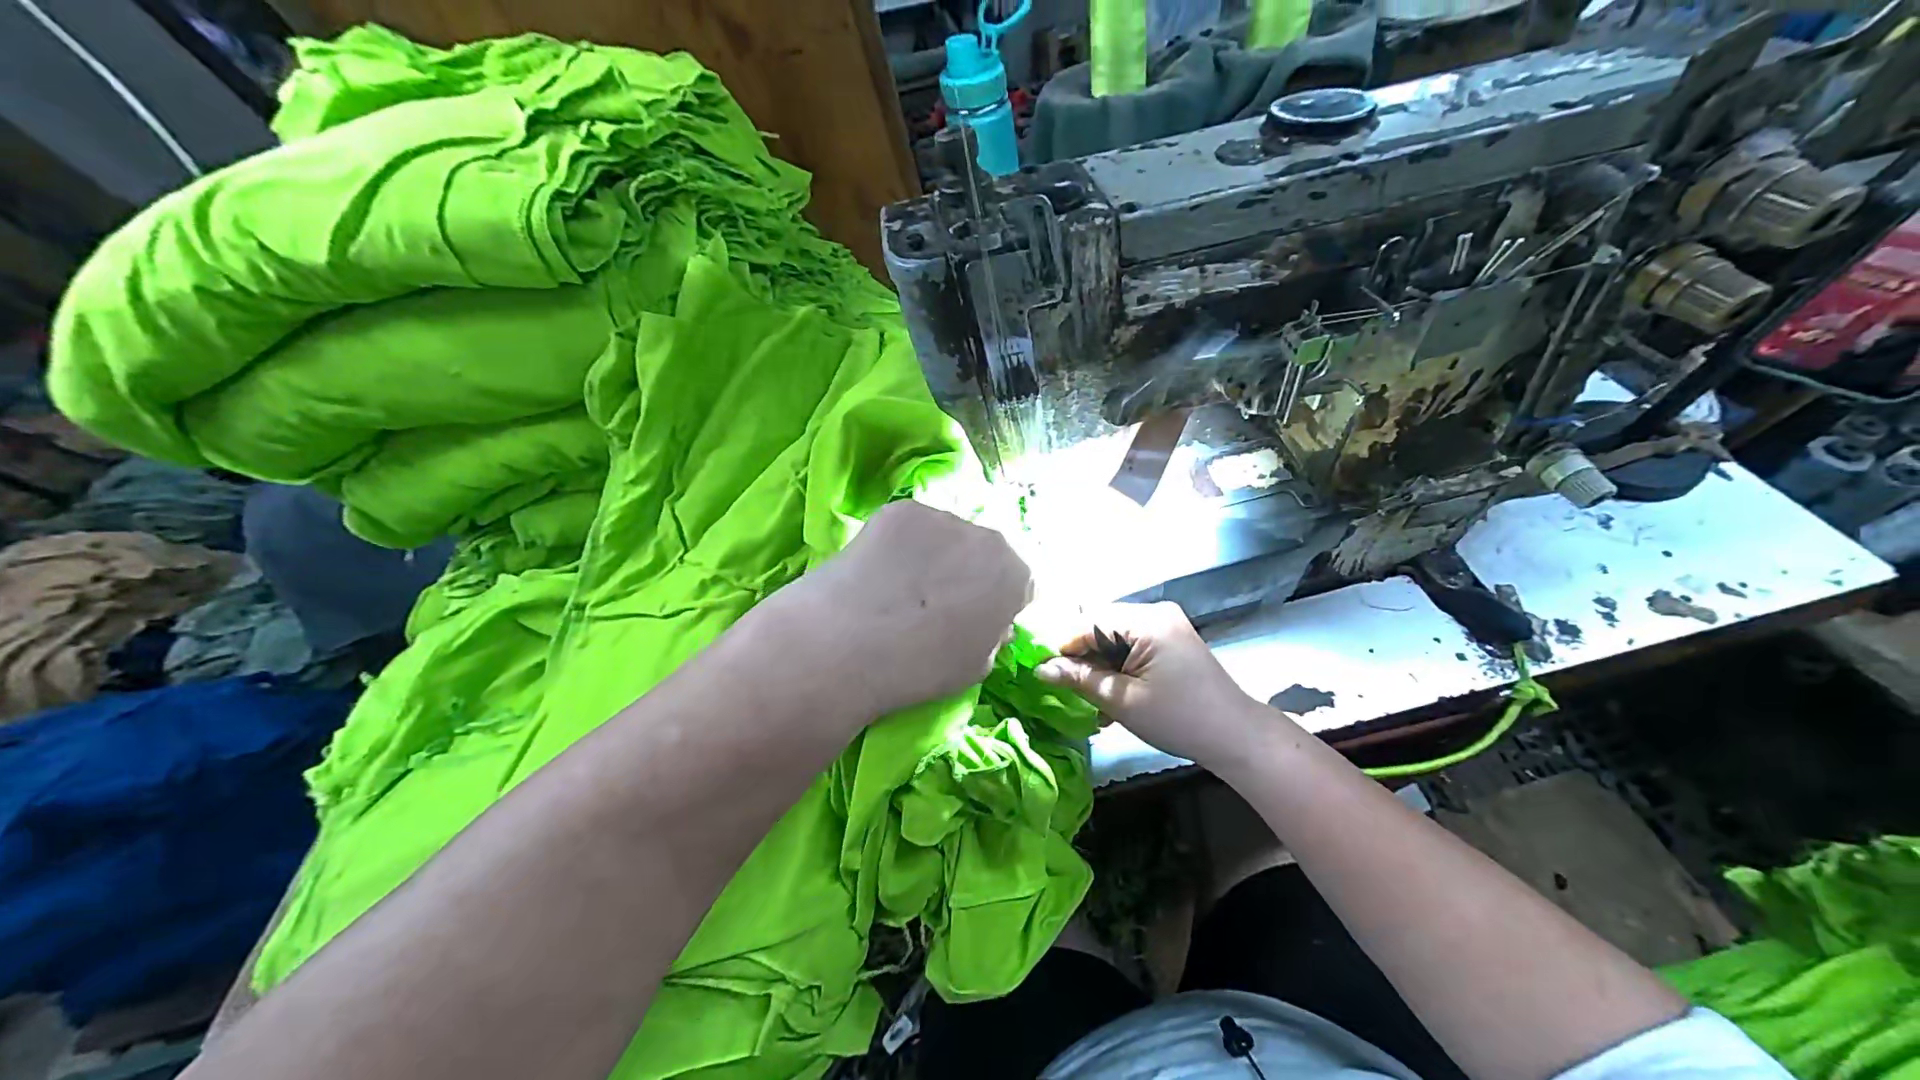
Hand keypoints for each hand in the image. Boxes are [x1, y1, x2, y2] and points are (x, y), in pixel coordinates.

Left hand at [759, 501, 1030, 717]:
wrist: (847, 644)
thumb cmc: (919, 667)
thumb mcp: (975, 667)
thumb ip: (992, 636)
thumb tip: (986, 621)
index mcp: (1014, 575)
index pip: (1017, 582)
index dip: (995, 602)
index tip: (971, 618)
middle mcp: (987, 536)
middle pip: (982, 552)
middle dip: (965, 571)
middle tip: (933, 603)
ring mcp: (941, 517)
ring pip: (944, 536)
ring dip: (931, 555)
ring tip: (897, 589)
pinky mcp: (899, 508)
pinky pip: (908, 528)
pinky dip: (897, 545)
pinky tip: (876, 572)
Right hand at [1035, 602, 1276, 768]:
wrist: (1236, 737)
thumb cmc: (1178, 718)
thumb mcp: (1122, 700)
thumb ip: (1080, 679)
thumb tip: (1040, 668)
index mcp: (1147, 621)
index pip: (1088, 621)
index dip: (1064, 646)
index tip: (1043, 670)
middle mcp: (1156, 614)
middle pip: (1101, 626)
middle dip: (1082, 657)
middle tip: (1066, 688)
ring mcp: (1166, 626)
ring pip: (1114, 638)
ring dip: (1099, 666)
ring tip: (1089, 700)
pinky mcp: (1171, 642)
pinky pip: (1132, 646)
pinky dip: (1118, 668)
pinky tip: (1111, 697)